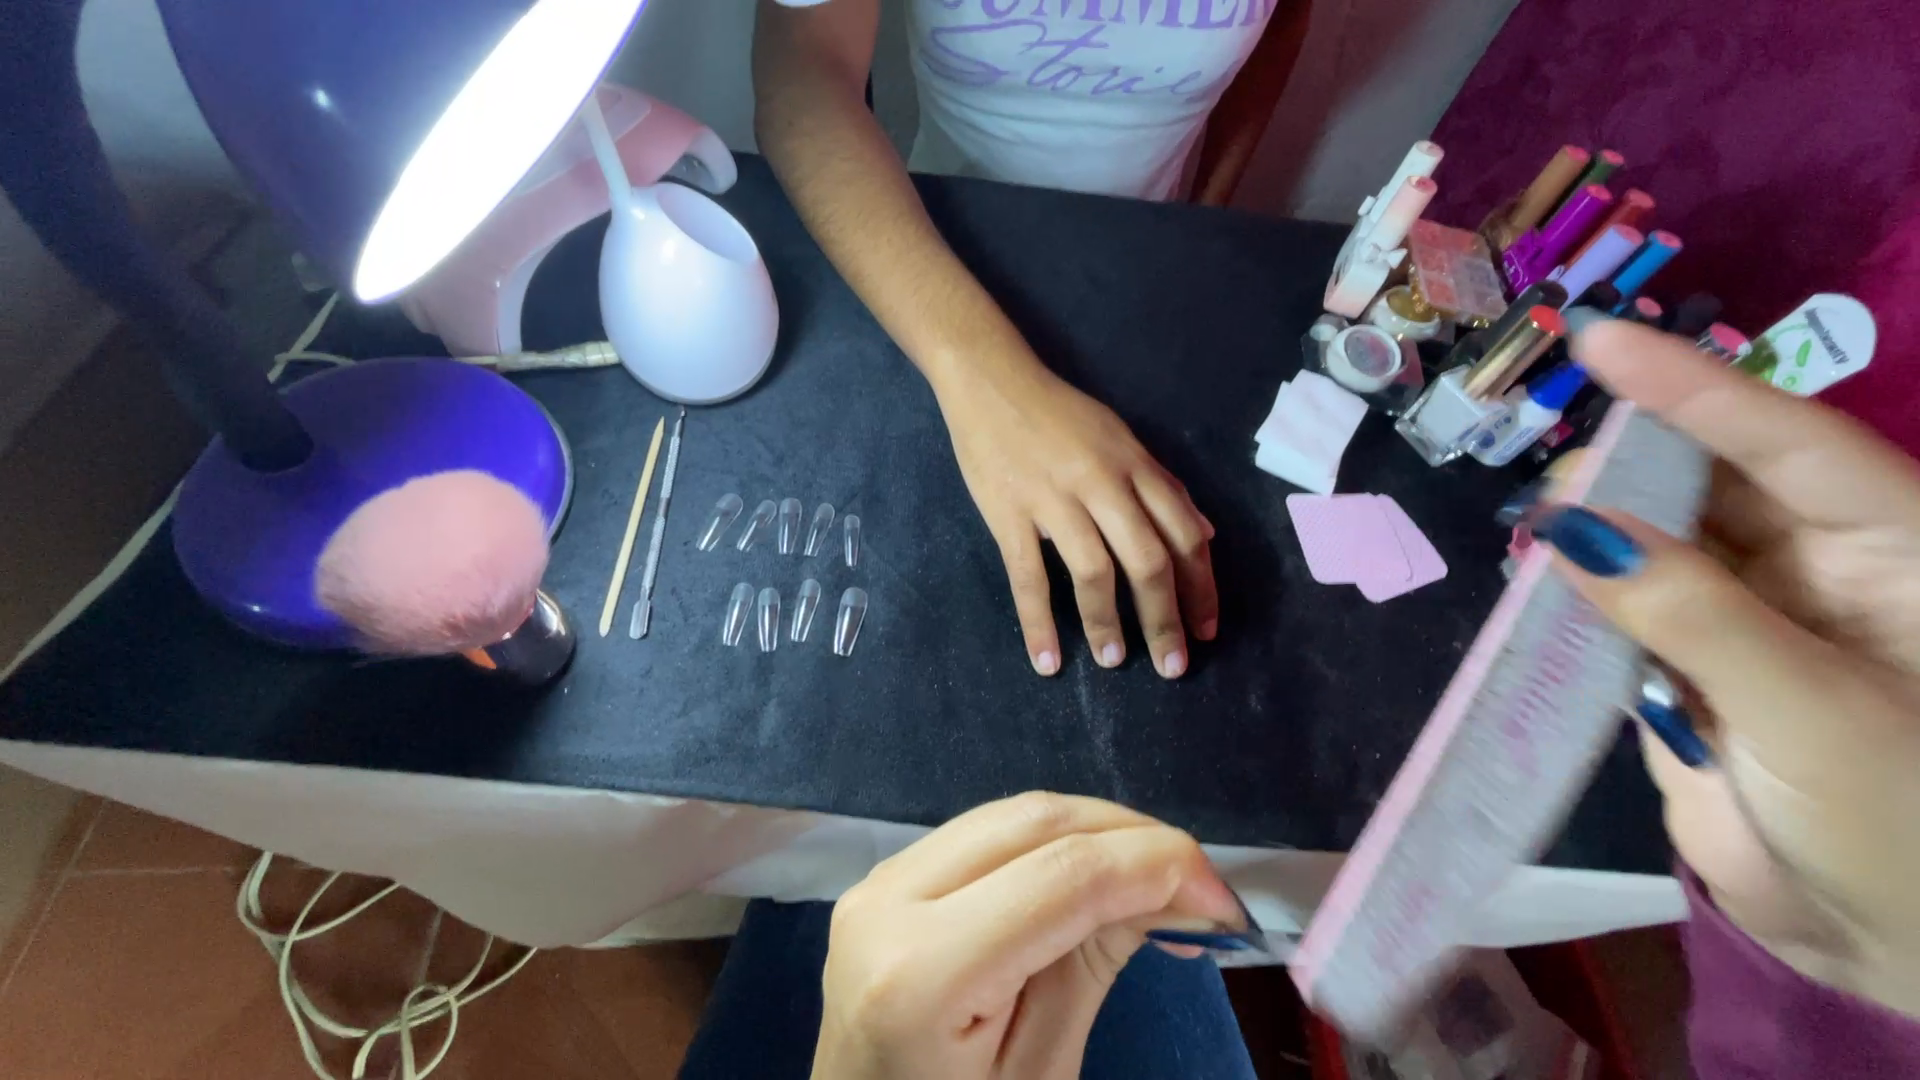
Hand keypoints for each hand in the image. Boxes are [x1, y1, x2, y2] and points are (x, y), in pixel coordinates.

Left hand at [812, 792, 1247, 1078]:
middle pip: (1034, 822)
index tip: (1221, 896)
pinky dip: (1053, 838)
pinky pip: (986, 830)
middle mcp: (889, 898)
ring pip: (1012, 812)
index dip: (1153, 867)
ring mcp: (882, 876)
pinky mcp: (891, 870)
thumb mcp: (1040, 1067)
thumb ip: (1099, 960)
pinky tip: (1097, 866)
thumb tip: (1185, 891)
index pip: (1059, 878)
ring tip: (1159, 871)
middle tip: (1199, 878)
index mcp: (920, 971)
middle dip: (1131, 835)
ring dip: (1096, 828)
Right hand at [936, 359, 1217, 678]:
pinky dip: (1039, 623)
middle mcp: (1102, 483)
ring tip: (1113, 662)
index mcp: (1134, 465)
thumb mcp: (1122, 439)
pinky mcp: (1008, 513)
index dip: (1201, 588)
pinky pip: (1028, 577)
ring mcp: (1053, 499)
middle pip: (1147, 560)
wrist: (992, 381)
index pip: (1183, 534)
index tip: (1206, 630)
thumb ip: (1162, 486)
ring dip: (1106, 624)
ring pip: (1092, 572)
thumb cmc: (1060, 413)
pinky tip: (1048, 659)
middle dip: (1165, 620)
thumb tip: (1205, 534)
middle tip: (1172, 667)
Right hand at [1534, 320, 1919, 1015]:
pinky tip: (1537, 576)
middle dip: (1629, 464)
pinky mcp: (1684, 667)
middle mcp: (1819, 572)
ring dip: (1591, 528)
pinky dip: (1574, 591)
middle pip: (1710, 484)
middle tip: (1553, 473)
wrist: (1895, 948)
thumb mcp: (1811, 713)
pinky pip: (1619, 606)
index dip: (1694, 389)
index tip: (1599, 341)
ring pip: (1652, 543)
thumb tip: (1570, 526)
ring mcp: (1745, 619)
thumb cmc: (1909, 828)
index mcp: (1898, 559)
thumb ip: (1690, 612)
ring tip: (1535, 524)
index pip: (1791, 446)